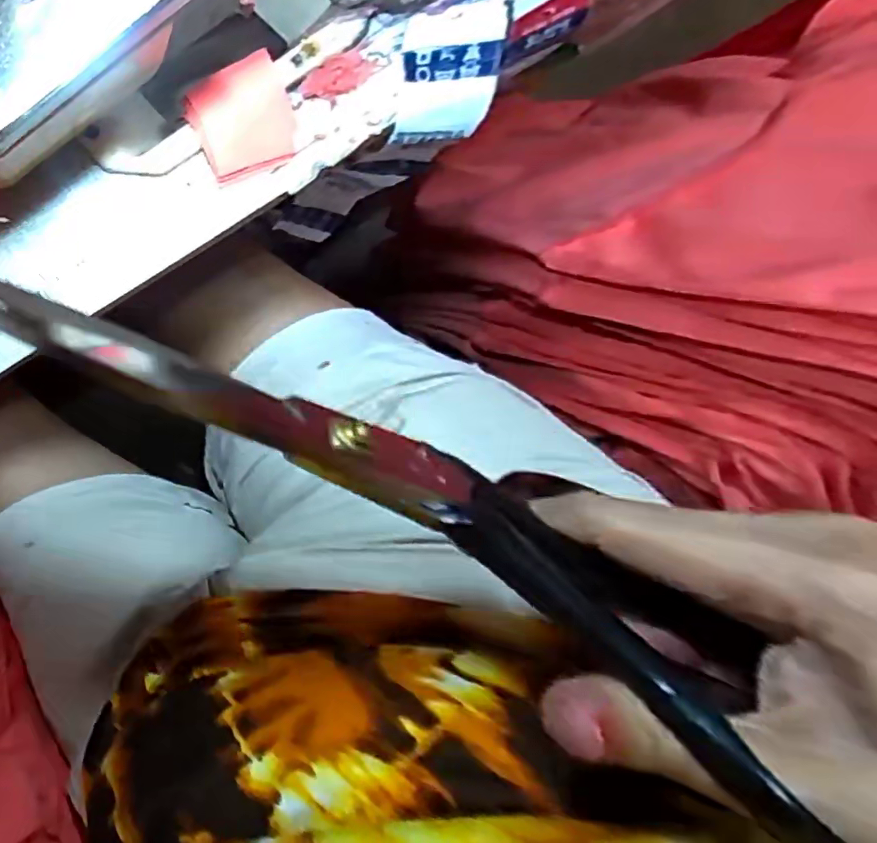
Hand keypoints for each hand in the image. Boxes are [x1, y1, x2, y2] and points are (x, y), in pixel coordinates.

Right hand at [534, 494, 876, 842]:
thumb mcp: (828, 789)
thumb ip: (674, 743)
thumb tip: (552, 714)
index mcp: (808, 572)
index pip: (617, 520)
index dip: (534, 525)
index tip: (472, 540)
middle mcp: (820, 533)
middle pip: (652, 530)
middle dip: (606, 581)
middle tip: (601, 649)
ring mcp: (850, 540)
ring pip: (695, 542)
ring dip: (658, 593)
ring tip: (682, 665)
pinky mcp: (863, 557)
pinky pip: (743, 555)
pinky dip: (709, 597)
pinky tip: (739, 656)